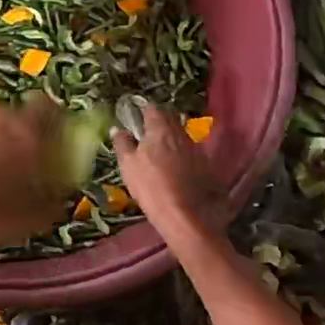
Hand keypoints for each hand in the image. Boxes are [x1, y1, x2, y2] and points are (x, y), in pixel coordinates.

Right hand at [115, 104, 223, 237]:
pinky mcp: (206, 165)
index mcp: (160, 128)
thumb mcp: (128, 166)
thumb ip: (123, 144)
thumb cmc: (151, 187)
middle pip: (170, 119)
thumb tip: (118, 128)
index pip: (152, 108)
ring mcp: (196, 148)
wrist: (186, 216)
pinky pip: (191, 152)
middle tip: (146, 135)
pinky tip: (175, 169)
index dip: (143, 111)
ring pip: (181, 136)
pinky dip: (182, 155)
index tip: (135, 120)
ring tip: (160, 153)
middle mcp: (181, 133)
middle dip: (158, 123)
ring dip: (171, 140)